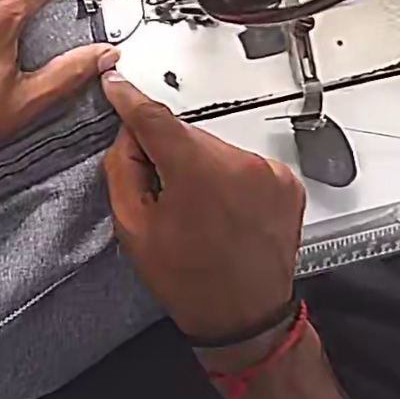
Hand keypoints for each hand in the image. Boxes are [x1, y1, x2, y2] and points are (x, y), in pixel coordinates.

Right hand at [100, 70, 305, 343]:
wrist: (243, 314)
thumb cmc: (191, 280)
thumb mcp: (133, 228)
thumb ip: (122, 169)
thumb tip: (127, 135)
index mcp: (196, 174)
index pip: (154, 117)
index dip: (129, 98)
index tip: (117, 84)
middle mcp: (237, 164)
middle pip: (183, 132)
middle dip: (164, 150)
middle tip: (159, 190)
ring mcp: (266, 171)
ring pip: (211, 145)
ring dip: (196, 163)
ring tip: (195, 208)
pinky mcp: (283, 180)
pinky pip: (238, 159)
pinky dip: (223, 173)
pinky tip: (218, 207)